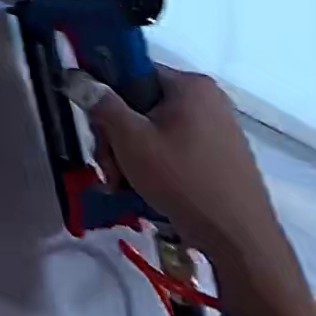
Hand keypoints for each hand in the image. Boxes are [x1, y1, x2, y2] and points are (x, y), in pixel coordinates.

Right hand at [63, 65, 306, 300]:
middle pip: (139, 104)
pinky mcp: (222, 155)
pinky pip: (173, 146)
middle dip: (116, 135)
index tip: (96, 125)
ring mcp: (218, 128)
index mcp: (190, 85)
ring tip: (123, 183)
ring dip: (130, 153)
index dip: (105, 95)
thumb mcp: (130, 139)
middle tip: (109, 165)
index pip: (131, 72)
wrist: (241, 242)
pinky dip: (154, 163)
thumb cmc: (182, 180)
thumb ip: (100, 102)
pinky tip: (145, 188)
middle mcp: (208, 99)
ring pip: (153, 128)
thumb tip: (75, 75)